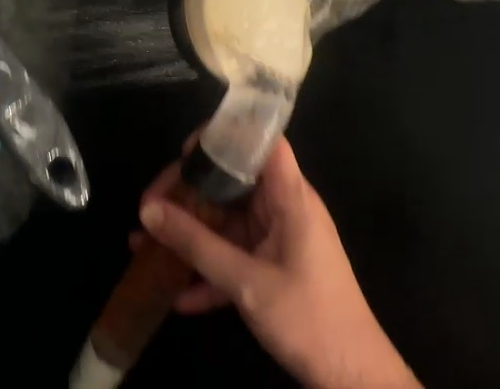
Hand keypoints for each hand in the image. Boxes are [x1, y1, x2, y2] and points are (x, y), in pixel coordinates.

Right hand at [134, 137, 420, 388]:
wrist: (356, 382)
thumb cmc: (310, 320)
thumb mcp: (245, 283)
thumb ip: (195, 244)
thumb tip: (148, 211)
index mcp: (291, 199)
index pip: (263, 143)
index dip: (226, 135)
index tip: (186, 152)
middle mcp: (284, 211)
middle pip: (231, 182)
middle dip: (186, 193)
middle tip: (148, 208)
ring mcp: (278, 242)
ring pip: (225, 222)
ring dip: (187, 234)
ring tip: (144, 245)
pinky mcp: (274, 272)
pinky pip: (232, 257)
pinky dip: (206, 270)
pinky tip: (176, 294)